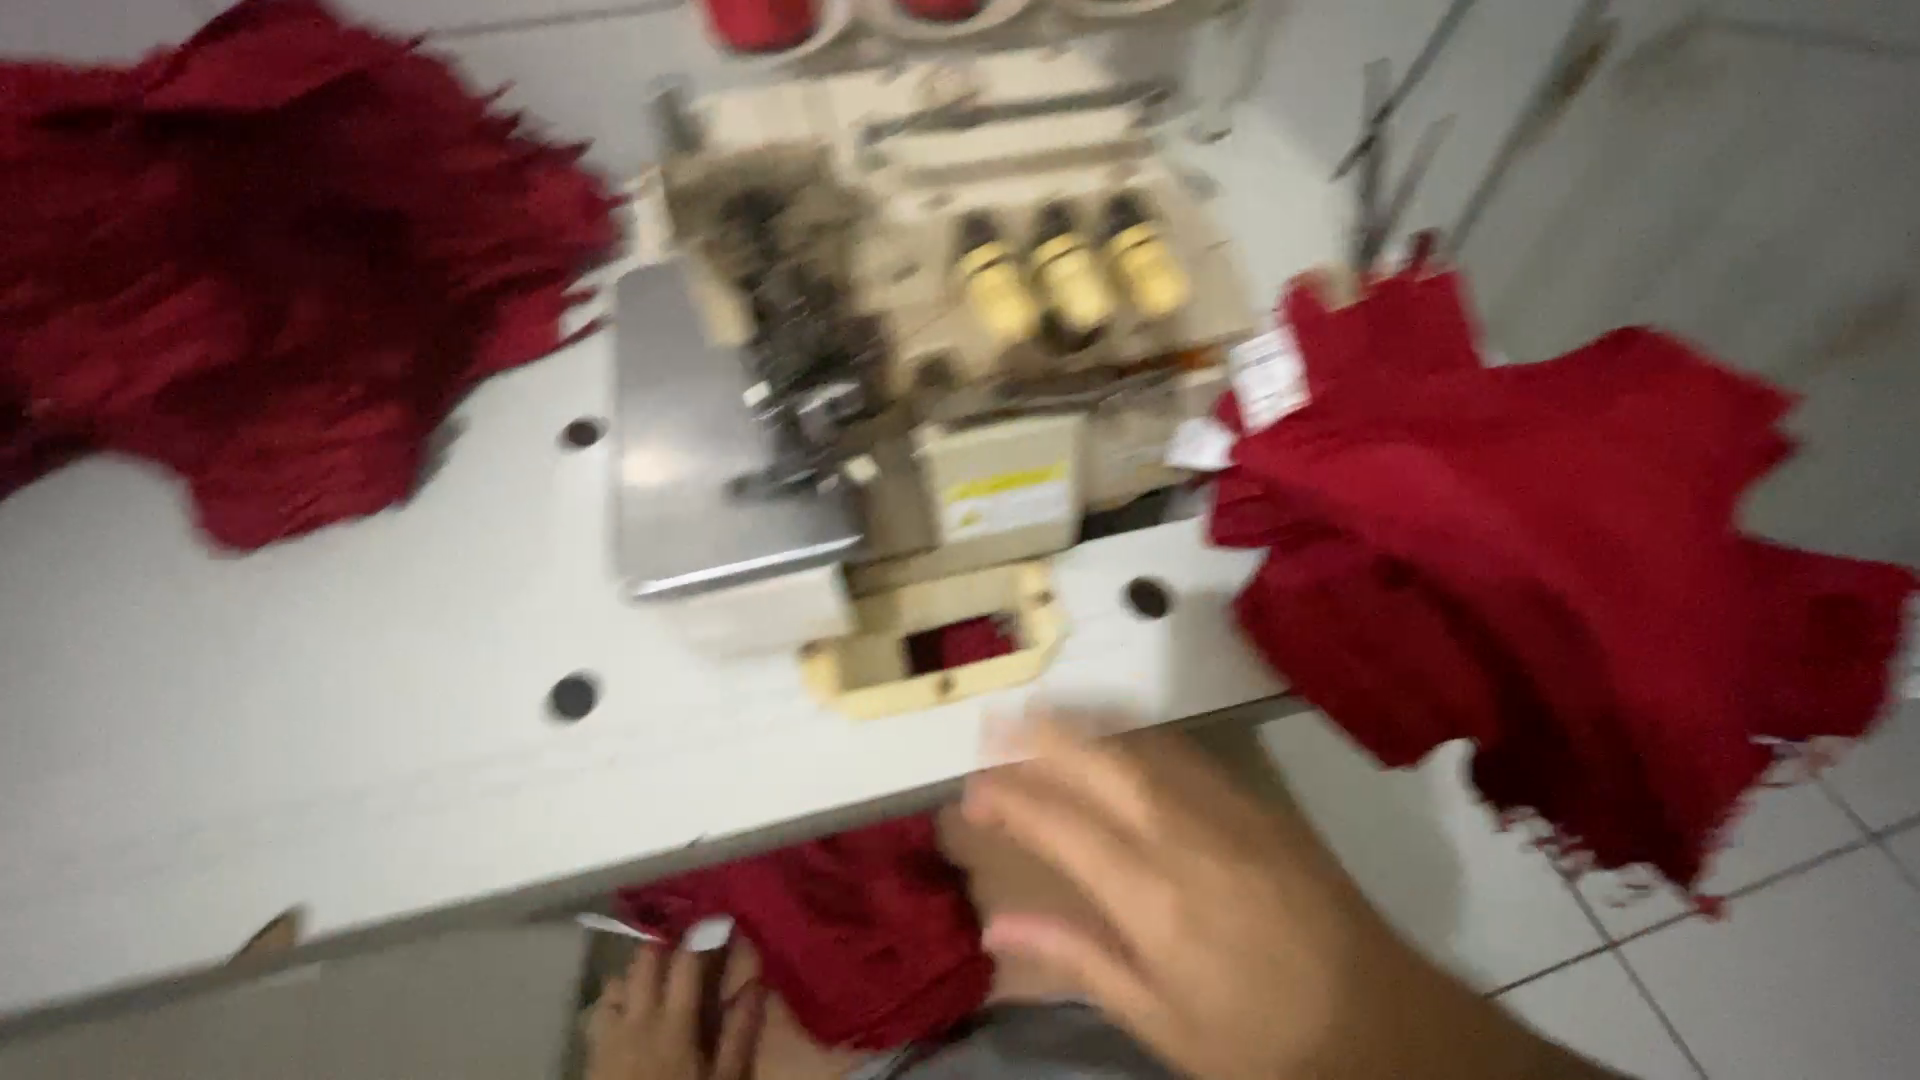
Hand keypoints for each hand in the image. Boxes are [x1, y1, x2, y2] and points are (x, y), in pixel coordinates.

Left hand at [586, 944, 764, 1079]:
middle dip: (663, 943)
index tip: (718, 919)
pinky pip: (597, 1013)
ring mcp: (609, 1036)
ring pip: (614, 983)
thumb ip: (739, 1032)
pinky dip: (613, 1001)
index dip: (702, 934)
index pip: (686, 961)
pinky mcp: (591, 1056)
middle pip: (644, 961)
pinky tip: (627, 1012)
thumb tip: (757, 984)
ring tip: (653, 978)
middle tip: (683, 943)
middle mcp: (637, 1019)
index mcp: (673, 1023)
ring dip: (634, 974)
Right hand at [962, 710, 1615, 1079]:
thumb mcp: (1162, 1022)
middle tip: (994, 722)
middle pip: (1098, 764)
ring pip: (1142, 745)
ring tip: (1042, 712)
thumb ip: (1079, 959)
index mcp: (1152, 899)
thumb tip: (997, 927)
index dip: (1010, 799)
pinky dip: (1138, 734)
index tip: (973, 790)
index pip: (1061, 827)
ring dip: (1086, 723)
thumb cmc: (1260, 1040)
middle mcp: (1183, 837)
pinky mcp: (1260, 804)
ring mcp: (1228, 811)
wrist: (1385, 1022)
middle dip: (1039, 735)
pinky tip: (1121, 734)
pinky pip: (1186, 753)